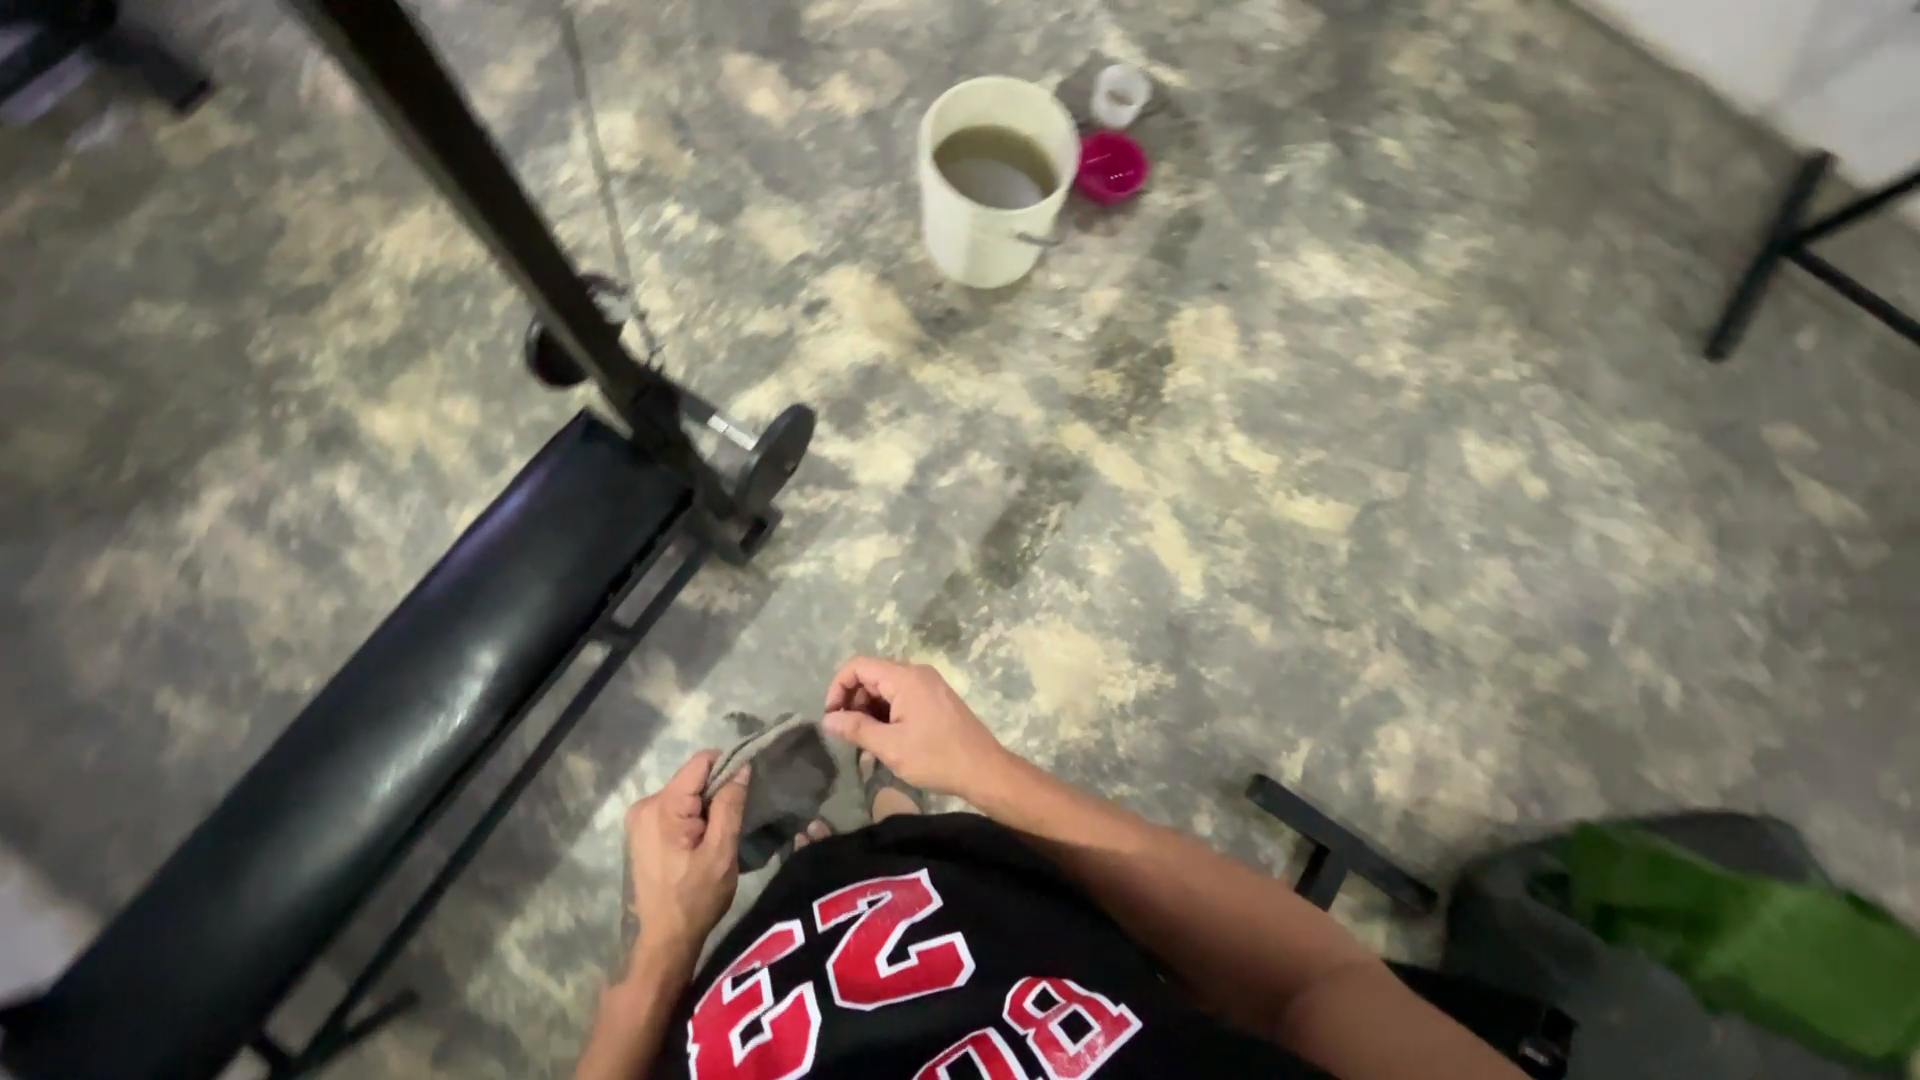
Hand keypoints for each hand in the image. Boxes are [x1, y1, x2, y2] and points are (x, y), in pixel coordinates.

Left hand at [625, 751, 749, 958]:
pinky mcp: (640, 831)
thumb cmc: (697, 897)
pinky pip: (674, 807)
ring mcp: (639, 819)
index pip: (701, 762)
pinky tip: (698, 844)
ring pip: (685, 792)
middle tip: (729, 824)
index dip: (729, 768)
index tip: (744, 792)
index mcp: (663, 806)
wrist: (665, 939)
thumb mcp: (722, 851)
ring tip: (715, 837)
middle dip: (716, 793)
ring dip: (705, 807)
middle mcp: (645, 804)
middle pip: (692, 777)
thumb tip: (742, 767)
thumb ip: (730, 805)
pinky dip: (692, 817)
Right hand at [822, 656, 1014, 800]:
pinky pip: (902, 696)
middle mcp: (917, 673)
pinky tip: (885, 740)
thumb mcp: (890, 746)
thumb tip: (827, 719)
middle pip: (872, 675)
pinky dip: (887, 713)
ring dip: (870, 710)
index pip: (858, 666)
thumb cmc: (936, 757)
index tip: (832, 717)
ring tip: (865, 742)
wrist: (984, 770)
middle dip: (854, 700)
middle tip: (848, 734)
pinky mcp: (936, 698)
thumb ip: (856, 729)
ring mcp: (929, 685)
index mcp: (905, 677)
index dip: (838, 687)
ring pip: (887, 687)